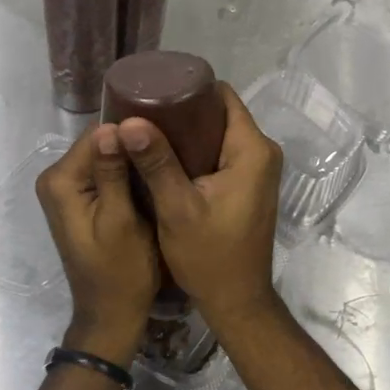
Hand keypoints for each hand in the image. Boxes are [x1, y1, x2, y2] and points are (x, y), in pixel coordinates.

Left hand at [35, 125, 159, 364]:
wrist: (112, 313)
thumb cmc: (121, 271)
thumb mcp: (121, 222)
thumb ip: (112, 175)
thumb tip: (110, 130)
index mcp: (60, 181)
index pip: (98, 133)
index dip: (133, 133)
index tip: (167, 139)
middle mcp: (56, 178)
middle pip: (100, 142)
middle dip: (133, 146)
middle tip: (170, 154)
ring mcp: (66, 189)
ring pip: (105, 155)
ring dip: (133, 159)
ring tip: (166, 162)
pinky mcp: (80, 199)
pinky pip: (105, 171)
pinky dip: (127, 173)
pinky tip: (152, 177)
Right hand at [115, 83, 283, 326]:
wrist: (236, 300)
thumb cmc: (210, 256)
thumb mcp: (177, 208)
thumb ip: (156, 162)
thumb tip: (127, 121)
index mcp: (252, 150)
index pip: (223, 97)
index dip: (188, 89)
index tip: (153, 90)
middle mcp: (262, 153)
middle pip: (220, 113)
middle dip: (183, 110)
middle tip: (142, 112)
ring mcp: (258, 170)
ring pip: (219, 134)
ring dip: (187, 132)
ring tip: (147, 129)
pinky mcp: (249, 184)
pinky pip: (221, 153)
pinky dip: (196, 151)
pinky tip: (164, 155)